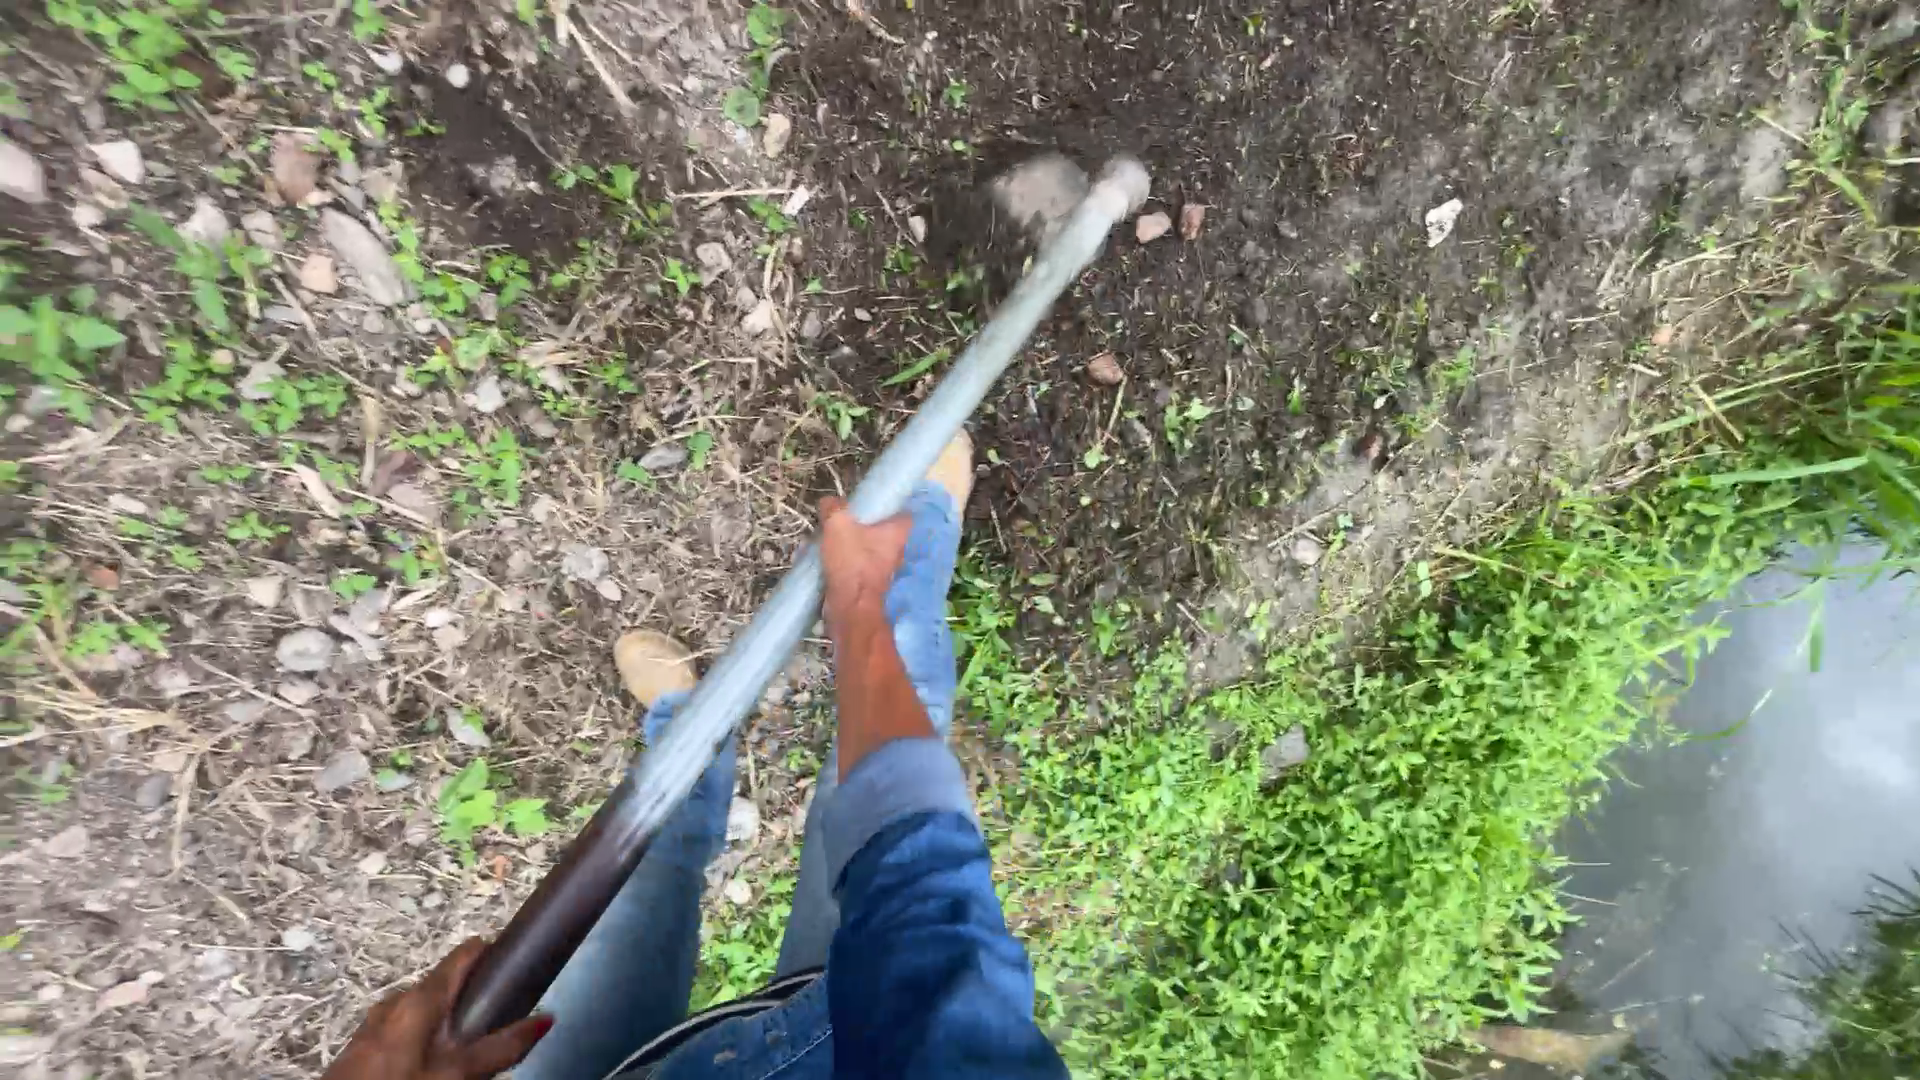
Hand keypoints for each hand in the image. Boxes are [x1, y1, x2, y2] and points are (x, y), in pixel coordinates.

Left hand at [322, 939, 551, 1079]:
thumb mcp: (454, 1076)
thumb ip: (500, 1048)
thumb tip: (548, 1017)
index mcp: (418, 998)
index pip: (466, 952)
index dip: (495, 954)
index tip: (517, 969)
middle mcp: (394, 1002)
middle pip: (446, 983)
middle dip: (472, 997)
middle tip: (495, 1023)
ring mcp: (371, 1027)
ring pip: (423, 1009)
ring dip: (446, 1022)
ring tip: (464, 1050)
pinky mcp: (357, 1053)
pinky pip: (402, 1030)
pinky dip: (423, 1039)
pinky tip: (429, 1067)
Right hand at [817, 496, 910, 639]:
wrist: (851, 606)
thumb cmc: (852, 561)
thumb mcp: (838, 525)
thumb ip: (834, 508)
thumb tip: (830, 501)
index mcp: (898, 532)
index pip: (903, 513)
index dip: (889, 506)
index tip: (870, 503)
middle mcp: (897, 550)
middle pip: (883, 530)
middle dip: (865, 525)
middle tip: (845, 520)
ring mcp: (886, 568)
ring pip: (870, 548)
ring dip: (854, 543)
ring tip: (832, 538)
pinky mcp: (872, 583)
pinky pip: (861, 564)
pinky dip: (848, 560)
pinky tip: (830, 557)